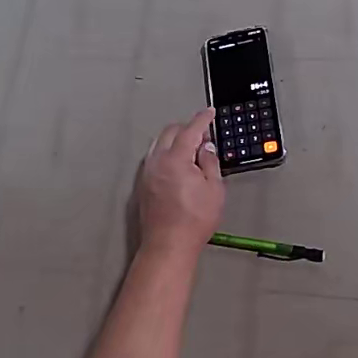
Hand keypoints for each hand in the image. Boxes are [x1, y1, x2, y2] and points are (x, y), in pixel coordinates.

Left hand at [134, 109, 224, 257]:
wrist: (168, 245)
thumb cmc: (191, 222)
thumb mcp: (214, 189)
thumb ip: (210, 163)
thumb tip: (207, 149)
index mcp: (176, 159)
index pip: (190, 129)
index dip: (202, 119)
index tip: (208, 113)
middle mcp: (158, 162)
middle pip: (171, 132)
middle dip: (188, 128)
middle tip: (204, 135)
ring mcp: (148, 173)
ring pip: (160, 143)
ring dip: (175, 141)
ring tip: (192, 151)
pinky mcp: (144, 184)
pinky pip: (155, 157)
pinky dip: (167, 153)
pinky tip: (178, 165)